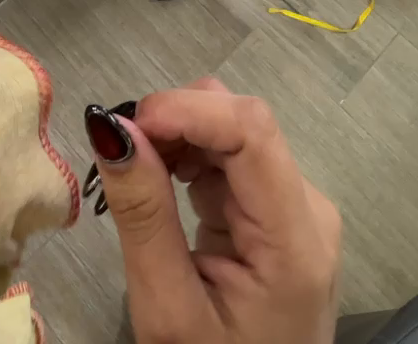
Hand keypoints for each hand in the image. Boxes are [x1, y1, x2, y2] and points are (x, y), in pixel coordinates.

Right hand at [85, 78, 341, 343]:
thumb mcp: (167, 309)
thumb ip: (143, 214)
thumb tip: (110, 125)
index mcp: (295, 239)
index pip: (251, 129)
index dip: (185, 108)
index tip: (125, 126)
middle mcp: (307, 208)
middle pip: (240, 122)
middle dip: (172, 121)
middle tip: (120, 158)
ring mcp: (294, 206)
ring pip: (229, 129)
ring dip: (174, 136)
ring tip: (138, 181)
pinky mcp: (274, 209)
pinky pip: (226, 153)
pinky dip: (184, 154)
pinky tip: (161, 186)